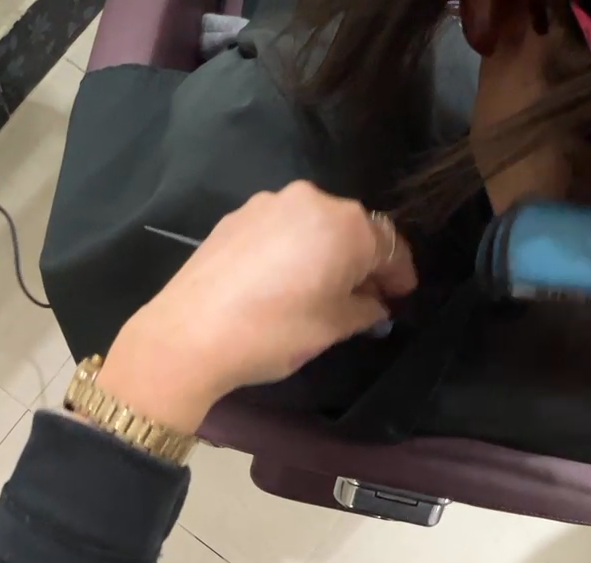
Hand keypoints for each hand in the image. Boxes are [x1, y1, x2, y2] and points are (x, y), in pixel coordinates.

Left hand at [97, 181, 418, 433]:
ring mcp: (268, 204)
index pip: (389, 244)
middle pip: (351, 229)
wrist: (189, 335)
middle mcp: (310, 200)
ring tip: (321, 291)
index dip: (399, 274)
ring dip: (326, 254)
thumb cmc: (273, 333)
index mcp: (344, 225)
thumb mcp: (330, 329)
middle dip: (362, 262)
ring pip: (314, 226)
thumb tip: (376, 303)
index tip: (401, 297)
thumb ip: (364, 309)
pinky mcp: (236, 217)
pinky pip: (281, 230)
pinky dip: (293, 251)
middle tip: (364, 298)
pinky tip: (283, 281)